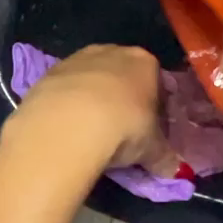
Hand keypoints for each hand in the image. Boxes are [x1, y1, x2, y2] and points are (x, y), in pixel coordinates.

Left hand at [3, 45, 180, 175]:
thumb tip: (173, 169)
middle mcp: (113, 52)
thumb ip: (164, 158)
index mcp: (145, 63)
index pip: (158, 81)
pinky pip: (67, 88)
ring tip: (93, 131)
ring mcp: (78, 58)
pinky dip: (70, 104)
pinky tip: (69, 127)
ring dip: (94, 99)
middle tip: (122, 130)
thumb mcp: (152, 150)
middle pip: (123, 75)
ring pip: (93, 79)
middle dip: (124, 98)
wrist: (68, 124)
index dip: (156, 107)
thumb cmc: (124, 128)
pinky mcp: (49, 72)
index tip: (151, 129)